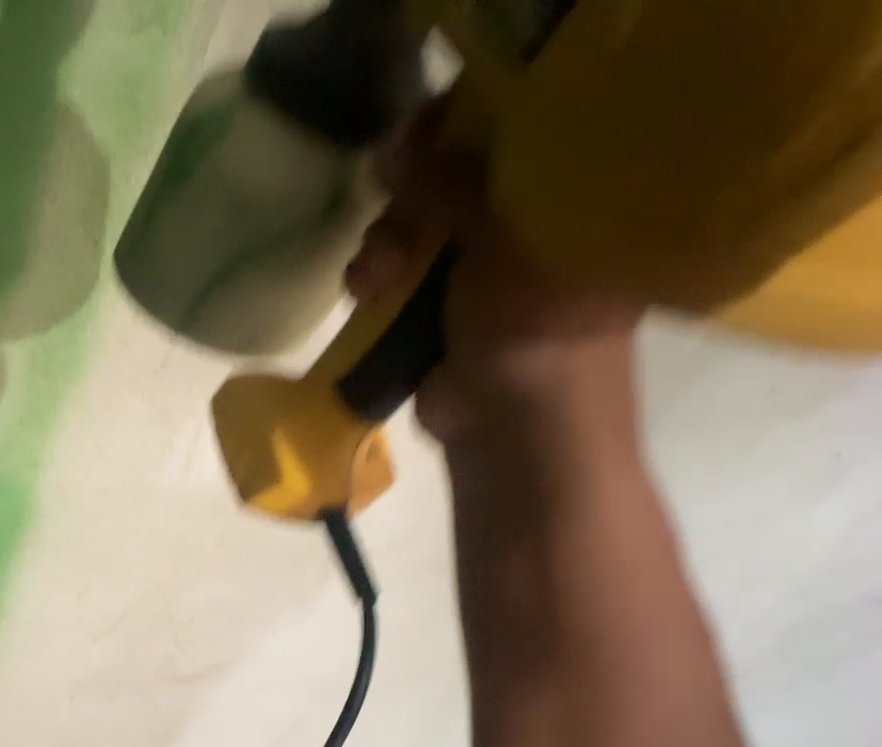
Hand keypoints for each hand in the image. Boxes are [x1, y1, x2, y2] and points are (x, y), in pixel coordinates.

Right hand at [344, 99, 646, 448]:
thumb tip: (395, 143)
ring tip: (372, 279)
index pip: (513, 136)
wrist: (510, 425)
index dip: (460, 130)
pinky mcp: (434, 307)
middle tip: (396, 223)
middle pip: (450, 181)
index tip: (414, 141)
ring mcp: (477, 269)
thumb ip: (451, 187)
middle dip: (409, 202)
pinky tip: (364, 293)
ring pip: (413, 227)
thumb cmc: (532, 325)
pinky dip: (374, 277)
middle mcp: (527, 226)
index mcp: (573, 199)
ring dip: (383, 246)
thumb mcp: (503, 239)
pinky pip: (394, 271)